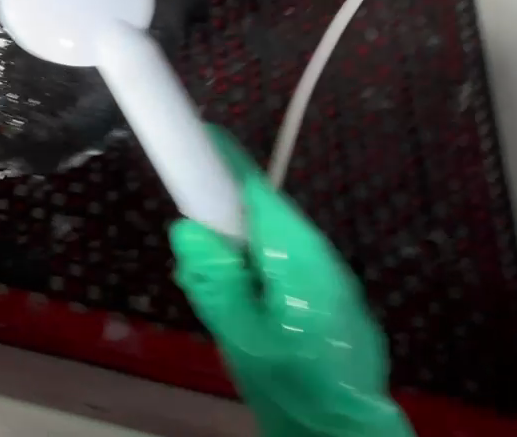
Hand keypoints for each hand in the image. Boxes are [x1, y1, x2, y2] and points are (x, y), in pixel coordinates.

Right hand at [170, 129, 412, 436]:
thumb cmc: (294, 384)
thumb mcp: (242, 335)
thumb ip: (214, 279)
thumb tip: (188, 228)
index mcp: (298, 255)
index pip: (252, 184)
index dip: (218, 154)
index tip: (188, 132)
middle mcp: (319, 255)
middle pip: (257, 208)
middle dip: (218, 217)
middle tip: (190, 249)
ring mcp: (329, 277)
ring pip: (266, 237)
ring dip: (233, 248)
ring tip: (215, 293)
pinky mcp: (327, 298)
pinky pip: (279, 263)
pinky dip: (252, 268)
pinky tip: (242, 308)